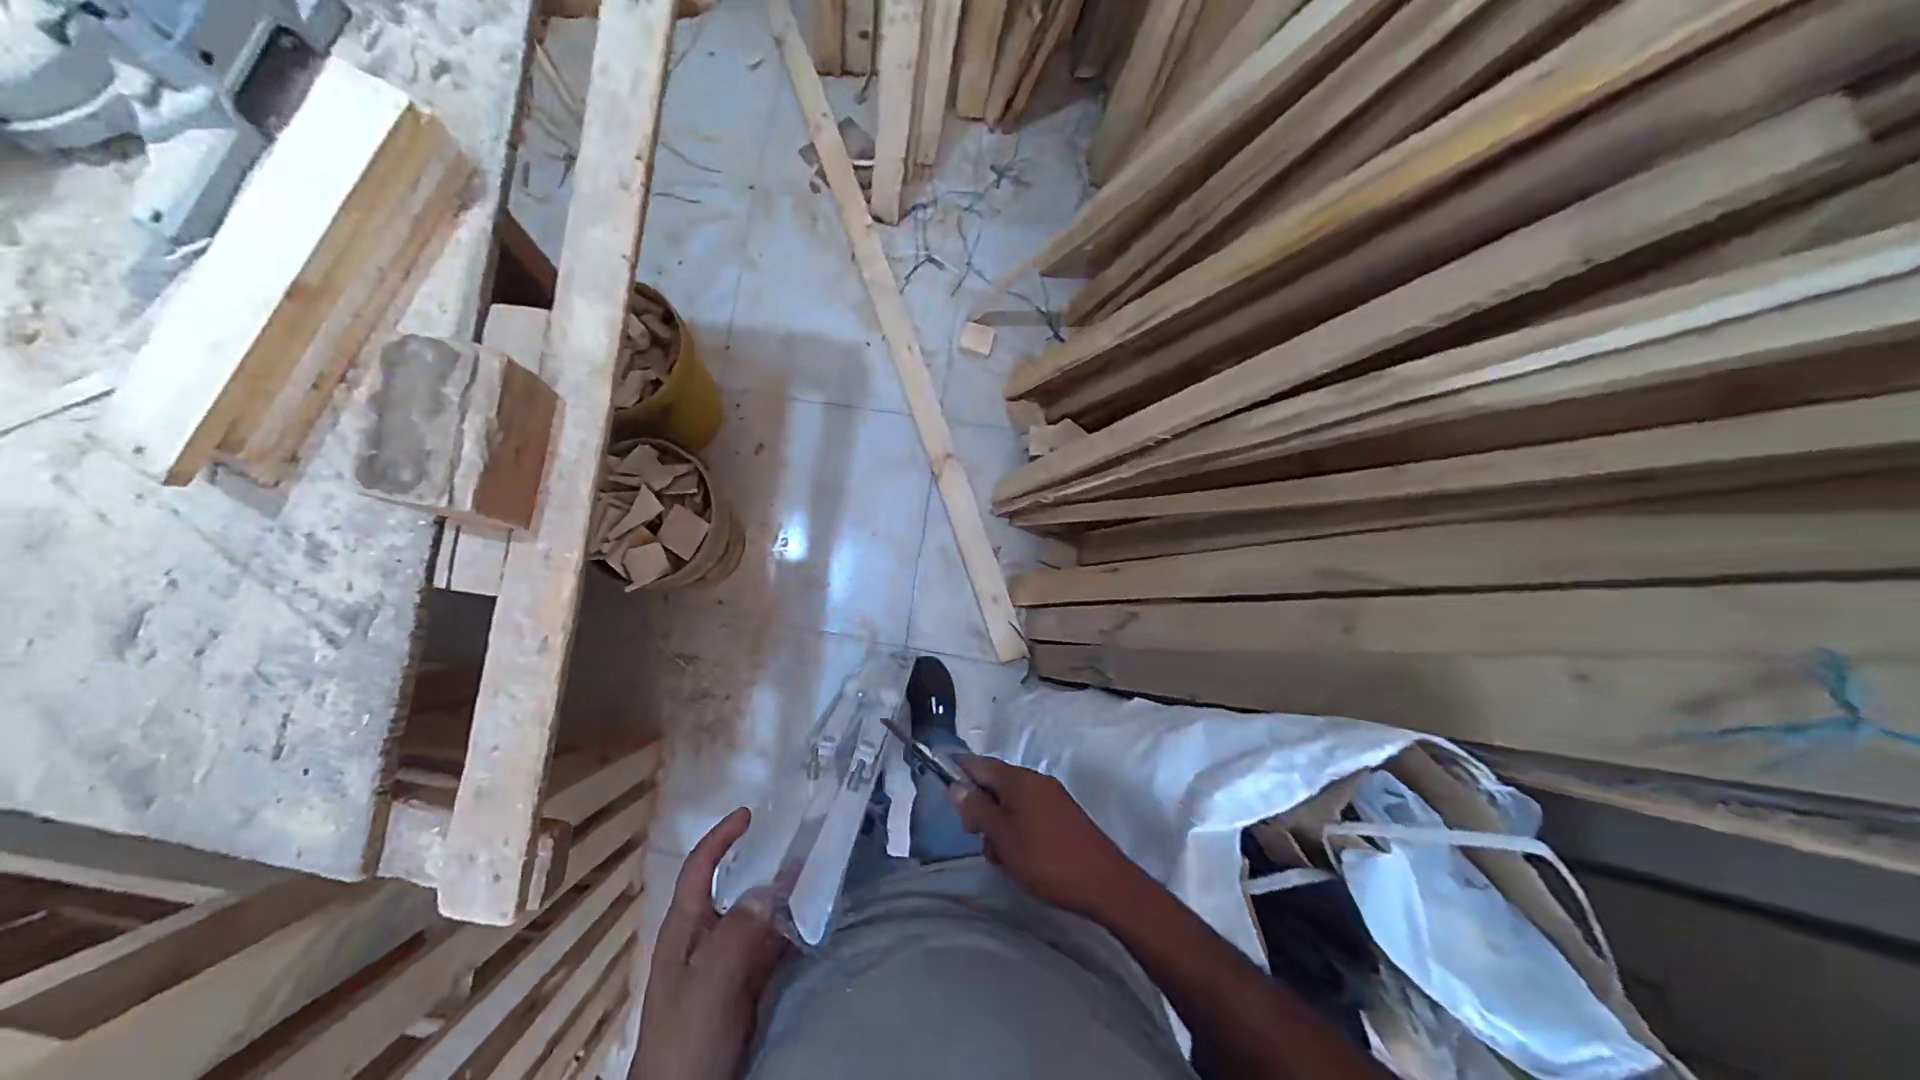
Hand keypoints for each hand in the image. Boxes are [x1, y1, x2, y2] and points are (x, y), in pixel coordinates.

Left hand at [635, 809, 788, 1079]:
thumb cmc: (686, 1039)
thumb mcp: (709, 984)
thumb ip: (737, 934)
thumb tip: (769, 886)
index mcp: (684, 931)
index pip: (698, 871)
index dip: (719, 840)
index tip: (749, 814)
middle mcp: (705, 940)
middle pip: (736, 890)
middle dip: (765, 865)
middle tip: (801, 842)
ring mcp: (725, 967)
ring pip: (758, 920)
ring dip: (784, 899)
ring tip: (818, 875)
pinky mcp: (744, 991)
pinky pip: (770, 950)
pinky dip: (791, 933)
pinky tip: (813, 923)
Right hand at [950, 755, 1146, 919]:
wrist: (1104, 883)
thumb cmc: (1046, 858)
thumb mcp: (1002, 836)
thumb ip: (976, 809)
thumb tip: (956, 786)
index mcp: (1019, 779)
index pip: (979, 764)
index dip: (959, 772)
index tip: (942, 787)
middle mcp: (1036, 781)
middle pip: (995, 784)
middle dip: (980, 809)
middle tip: (978, 839)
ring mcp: (1052, 798)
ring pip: (1012, 804)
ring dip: (999, 825)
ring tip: (1002, 858)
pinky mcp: (1063, 817)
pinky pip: (1029, 814)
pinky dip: (1017, 831)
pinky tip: (1020, 858)